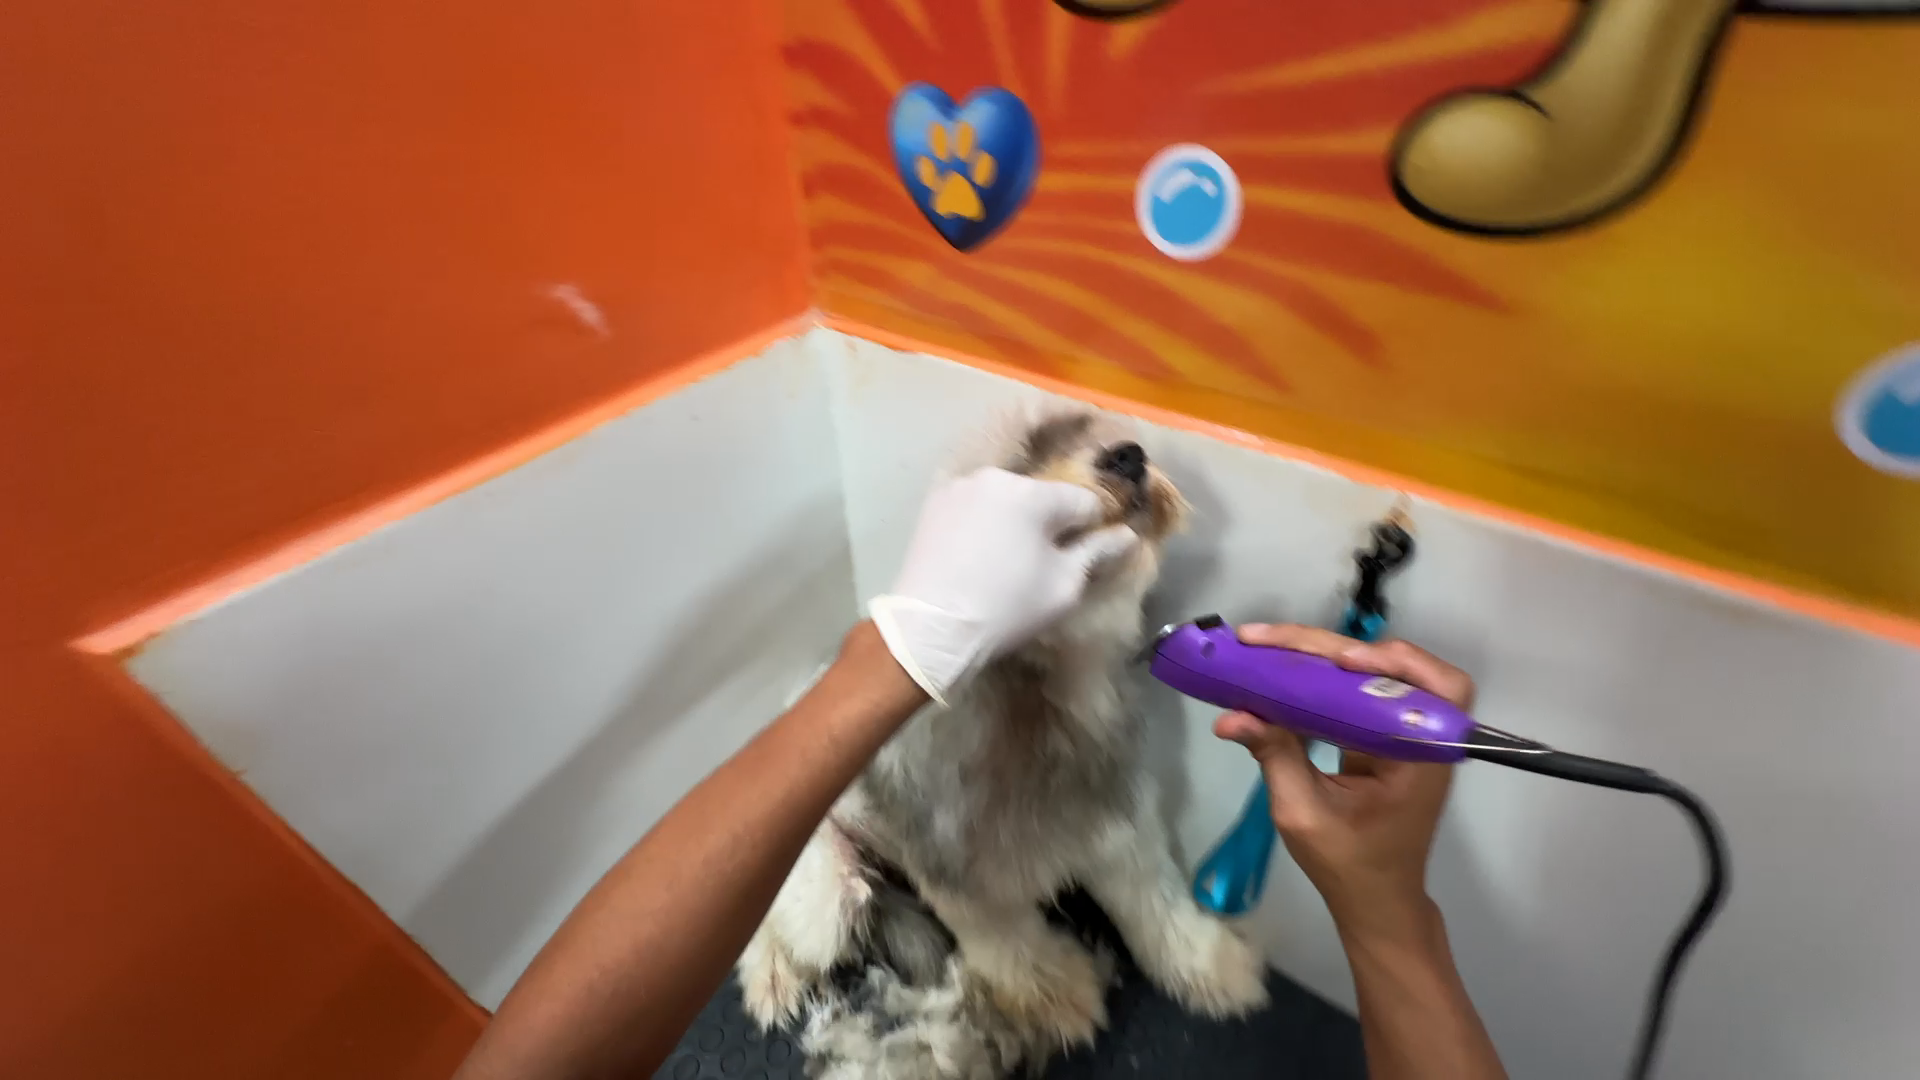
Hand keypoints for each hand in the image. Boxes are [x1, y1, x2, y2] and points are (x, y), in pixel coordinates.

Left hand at [869, 467, 1137, 702]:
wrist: (930, 629)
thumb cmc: (1007, 609)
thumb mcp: (1063, 587)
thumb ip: (1097, 553)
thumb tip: (1126, 535)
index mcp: (1032, 493)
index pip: (1083, 501)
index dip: (1092, 528)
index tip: (1084, 555)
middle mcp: (995, 477)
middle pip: (1042, 495)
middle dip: (1050, 522)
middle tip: (1042, 563)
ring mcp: (960, 487)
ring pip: (1007, 498)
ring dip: (1016, 520)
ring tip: (1006, 561)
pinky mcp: (933, 503)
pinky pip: (976, 505)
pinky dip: (985, 522)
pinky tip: (978, 554)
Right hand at [1213, 624, 1474, 937]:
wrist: (1374, 896)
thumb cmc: (1348, 862)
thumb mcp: (1303, 813)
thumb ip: (1275, 756)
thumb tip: (1229, 716)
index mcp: (1420, 756)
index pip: (1436, 689)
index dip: (1394, 663)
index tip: (1342, 661)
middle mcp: (1420, 735)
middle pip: (1391, 665)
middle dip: (1326, 646)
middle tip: (1264, 638)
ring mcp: (1398, 731)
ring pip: (1369, 669)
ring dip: (1320, 651)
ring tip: (1268, 644)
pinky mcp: (1376, 732)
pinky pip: (1352, 687)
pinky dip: (1318, 672)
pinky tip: (1281, 667)